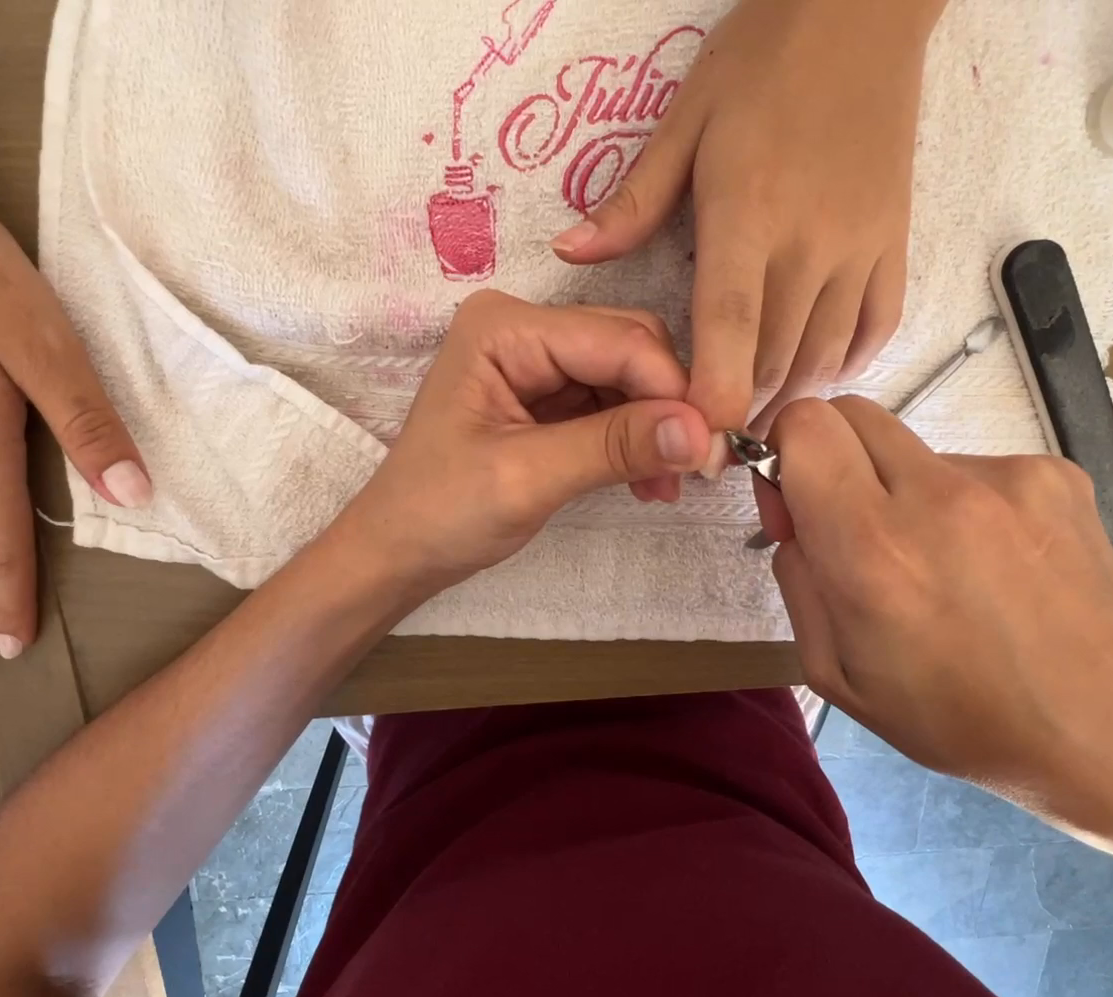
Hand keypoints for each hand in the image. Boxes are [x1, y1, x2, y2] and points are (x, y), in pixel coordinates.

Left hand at [330, 291, 712, 592]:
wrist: (398, 553)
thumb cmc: (441, 513)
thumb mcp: (528, 478)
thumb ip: (614, 447)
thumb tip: (702, 433)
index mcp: (506, 327)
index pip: (618, 340)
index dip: (673, 390)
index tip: (714, 447)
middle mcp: (524, 329)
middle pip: (630, 348)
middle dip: (667, 407)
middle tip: (697, 469)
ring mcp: (537, 362)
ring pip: (629, 378)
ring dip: (656, 429)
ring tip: (669, 486)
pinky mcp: (547, 397)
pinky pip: (612, 406)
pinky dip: (636, 441)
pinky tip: (649, 481)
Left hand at [550, 0, 944, 435]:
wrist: (864, 9)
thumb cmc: (762, 62)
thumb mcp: (682, 121)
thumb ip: (631, 203)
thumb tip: (571, 251)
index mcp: (746, 216)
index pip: (731, 328)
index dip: (715, 396)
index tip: (695, 441)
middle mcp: (809, 244)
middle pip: (775, 361)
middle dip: (742, 415)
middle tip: (709, 446)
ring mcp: (860, 249)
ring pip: (824, 357)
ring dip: (787, 400)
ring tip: (751, 424)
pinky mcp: (894, 245)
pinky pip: (876, 330)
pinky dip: (843, 368)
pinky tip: (811, 381)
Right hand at [756, 396, 1112, 836]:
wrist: (1108, 733)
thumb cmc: (956, 721)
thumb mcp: (836, 677)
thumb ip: (798, 582)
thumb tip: (799, 522)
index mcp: (873, 550)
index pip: (804, 425)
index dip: (782, 455)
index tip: (797, 511)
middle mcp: (939, 494)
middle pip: (850, 412)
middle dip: (830, 458)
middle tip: (849, 525)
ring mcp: (1008, 477)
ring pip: (911, 447)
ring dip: (898, 489)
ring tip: (939, 565)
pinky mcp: (1057, 475)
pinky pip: (970, 467)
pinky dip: (957, 502)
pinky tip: (988, 563)